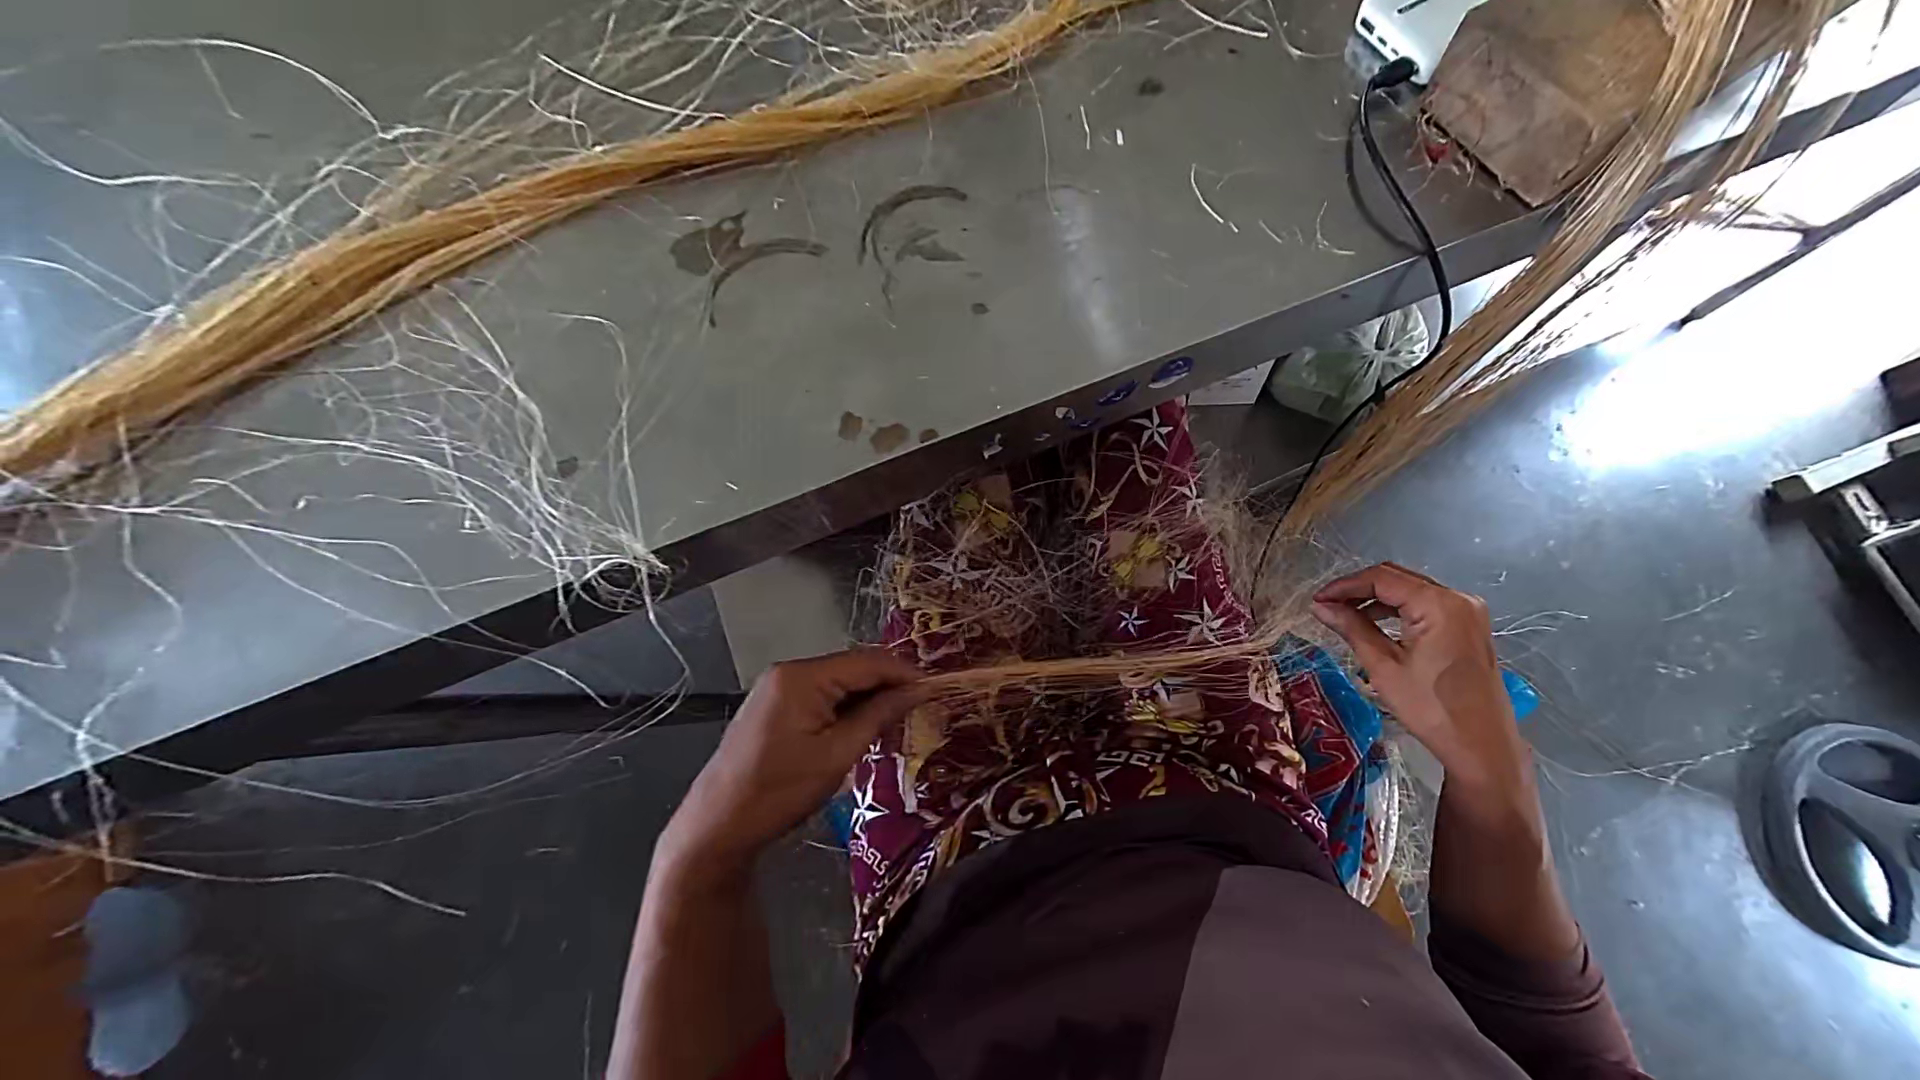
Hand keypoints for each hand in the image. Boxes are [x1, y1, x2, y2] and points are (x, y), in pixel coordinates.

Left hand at [656, 648, 923, 878]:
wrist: (717, 826)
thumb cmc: (778, 792)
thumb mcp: (837, 755)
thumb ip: (878, 715)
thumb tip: (917, 690)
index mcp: (802, 676)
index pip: (867, 661)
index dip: (905, 672)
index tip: (936, 689)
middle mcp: (789, 670)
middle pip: (852, 667)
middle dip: (888, 684)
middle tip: (922, 707)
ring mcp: (778, 686)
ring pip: (838, 681)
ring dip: (868, 697)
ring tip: (899, 719)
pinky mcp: (775, 704)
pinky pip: (821, 694)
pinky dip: (846, 707)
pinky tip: (864, 725)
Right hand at [1310, 562, 1529, 801]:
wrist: (1480, 744)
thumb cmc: (1429, 706)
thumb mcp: (1382, 665)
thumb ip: (1351, 627)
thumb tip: (1320, 607)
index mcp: (1438, 604)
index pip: (1381, 578)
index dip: (1344, 585)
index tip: (1316, 600)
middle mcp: (1458, 599)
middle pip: (1397, 578)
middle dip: (1358, 589)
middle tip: (1326, 606)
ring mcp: (1467, 612)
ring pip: (1410, 590)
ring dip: (1375, 598)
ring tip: (1344, 615)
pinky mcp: (1468, 627)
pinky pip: (1425, 605)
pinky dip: (1396, 609)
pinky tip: (1374, 624)